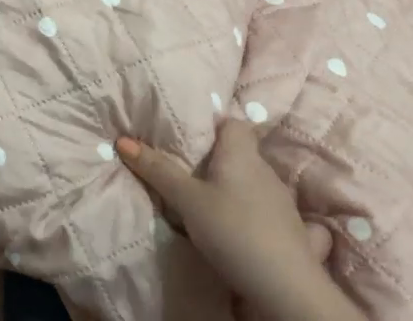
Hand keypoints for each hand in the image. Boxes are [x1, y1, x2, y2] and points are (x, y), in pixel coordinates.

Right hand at [117, 119, 362, 320]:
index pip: (233, 123)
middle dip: (215, 158)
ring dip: (230, 187)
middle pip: (239, 153)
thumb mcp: (187, 200)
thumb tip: (123, 140)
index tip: (190, 134)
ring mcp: (281, 203)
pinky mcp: (289, 231)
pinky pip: (262, 208)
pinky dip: (246, 211)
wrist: (287, 290)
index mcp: (242, 155)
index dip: (213, 124)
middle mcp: (265, 171)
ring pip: (250, 182)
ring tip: (204, 198)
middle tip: (185, 166)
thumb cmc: (234, 230)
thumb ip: (157, 169)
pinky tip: (231, 227)